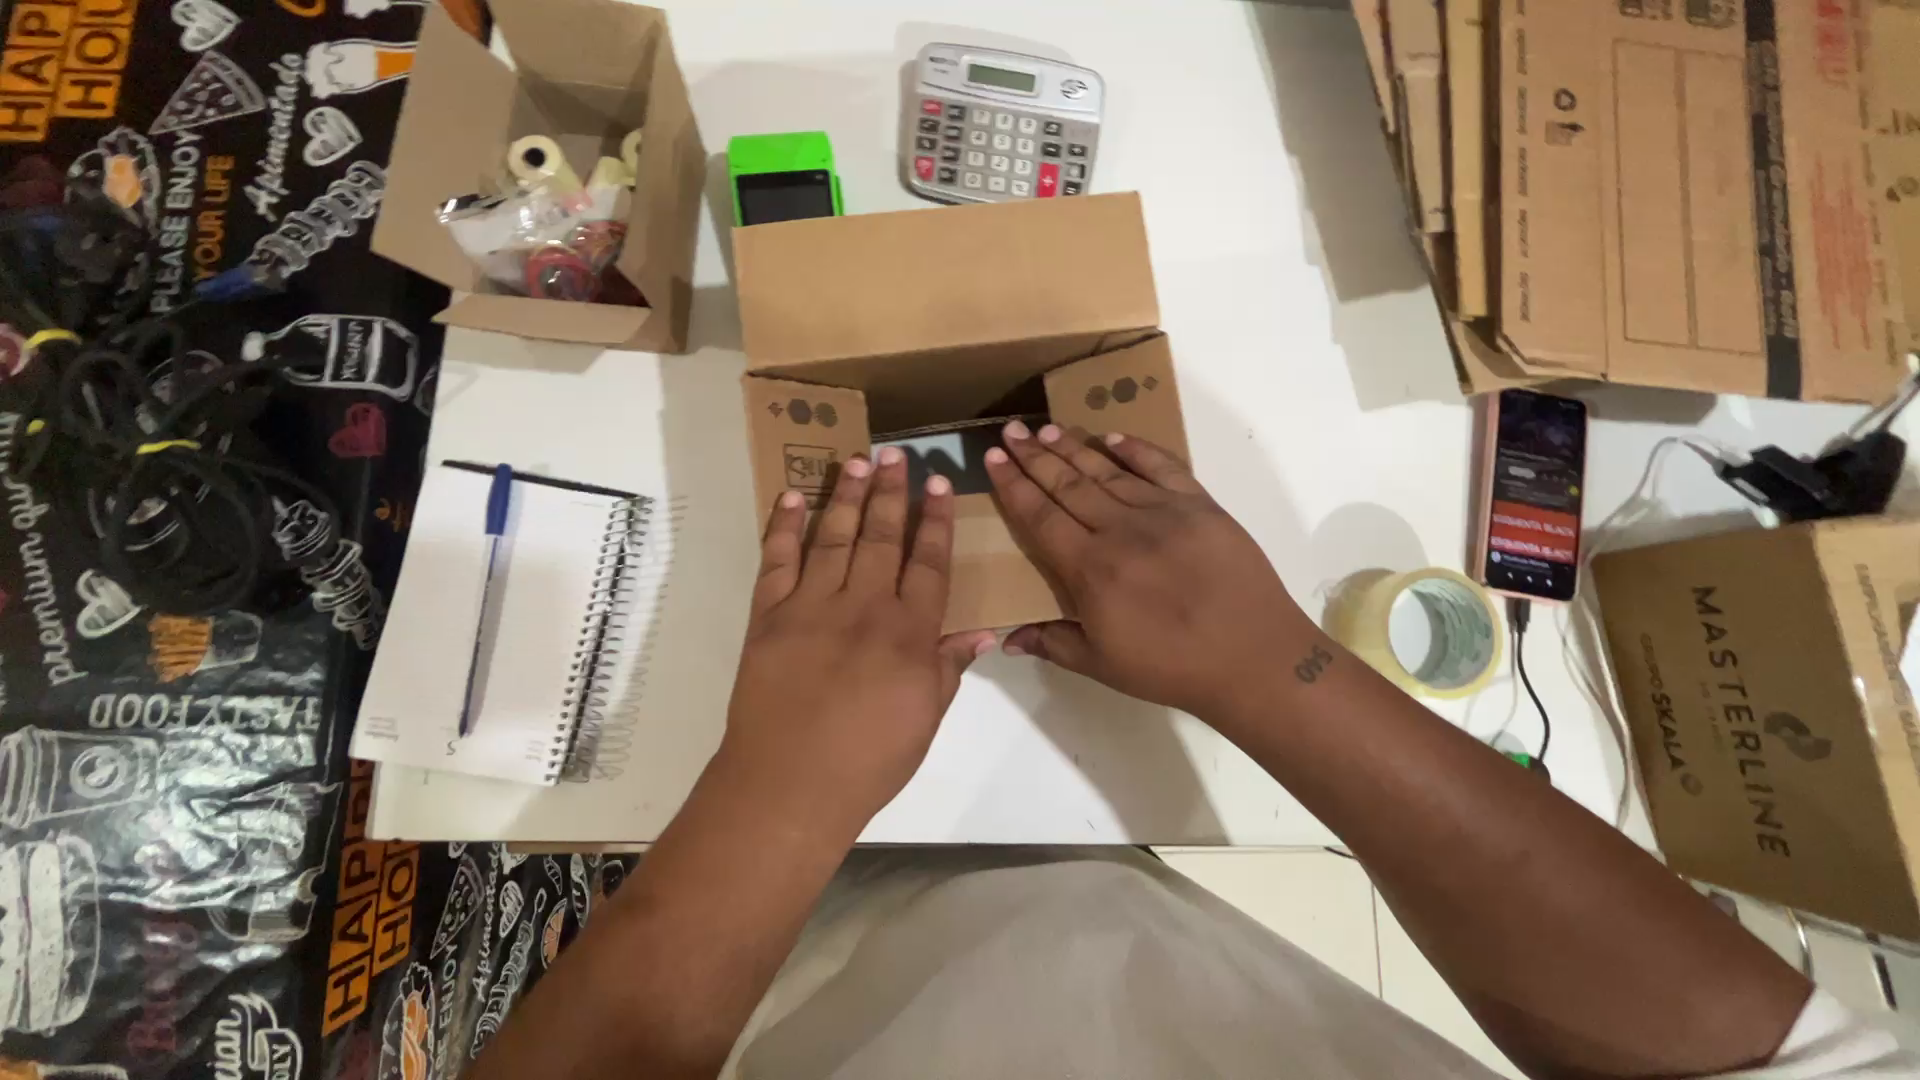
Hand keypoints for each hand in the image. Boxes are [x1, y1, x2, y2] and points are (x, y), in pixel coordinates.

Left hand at [720, 447, 995, 833]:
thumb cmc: (869, 760)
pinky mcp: (768, 616)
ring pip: (835, 537)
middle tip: (898, 453)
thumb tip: (984, 632)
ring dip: (848, 496)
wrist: (789, 784)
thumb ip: (949, 667)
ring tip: (858, 461)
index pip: (929, 563)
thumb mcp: (926, 719)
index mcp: (908, 633)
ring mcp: (811, 606)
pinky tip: (795, 498)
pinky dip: (784, 527)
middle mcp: (863, 607)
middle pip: (883, 538)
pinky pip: (777, 561)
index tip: (940, 484)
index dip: (936, 522)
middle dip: (893, 492)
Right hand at [984, 422, 1317, 727]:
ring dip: (1074, 448)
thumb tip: (1006, 639)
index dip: (1014, 486)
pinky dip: (1136, 450)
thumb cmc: (1172, 667)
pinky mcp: (1200, 505)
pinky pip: (1162, 467)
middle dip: (1034, 456)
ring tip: (1047, 428)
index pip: (1040, 517)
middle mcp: (1120, 530)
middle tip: (1010, 431)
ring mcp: (1163, 512)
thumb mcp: (1103, 666)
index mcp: (1090, 569)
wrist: (1254, 657)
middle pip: (1067, 485)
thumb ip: (1053, 643)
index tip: (993, 459)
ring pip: (1107, 472)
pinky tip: (1113, 437)